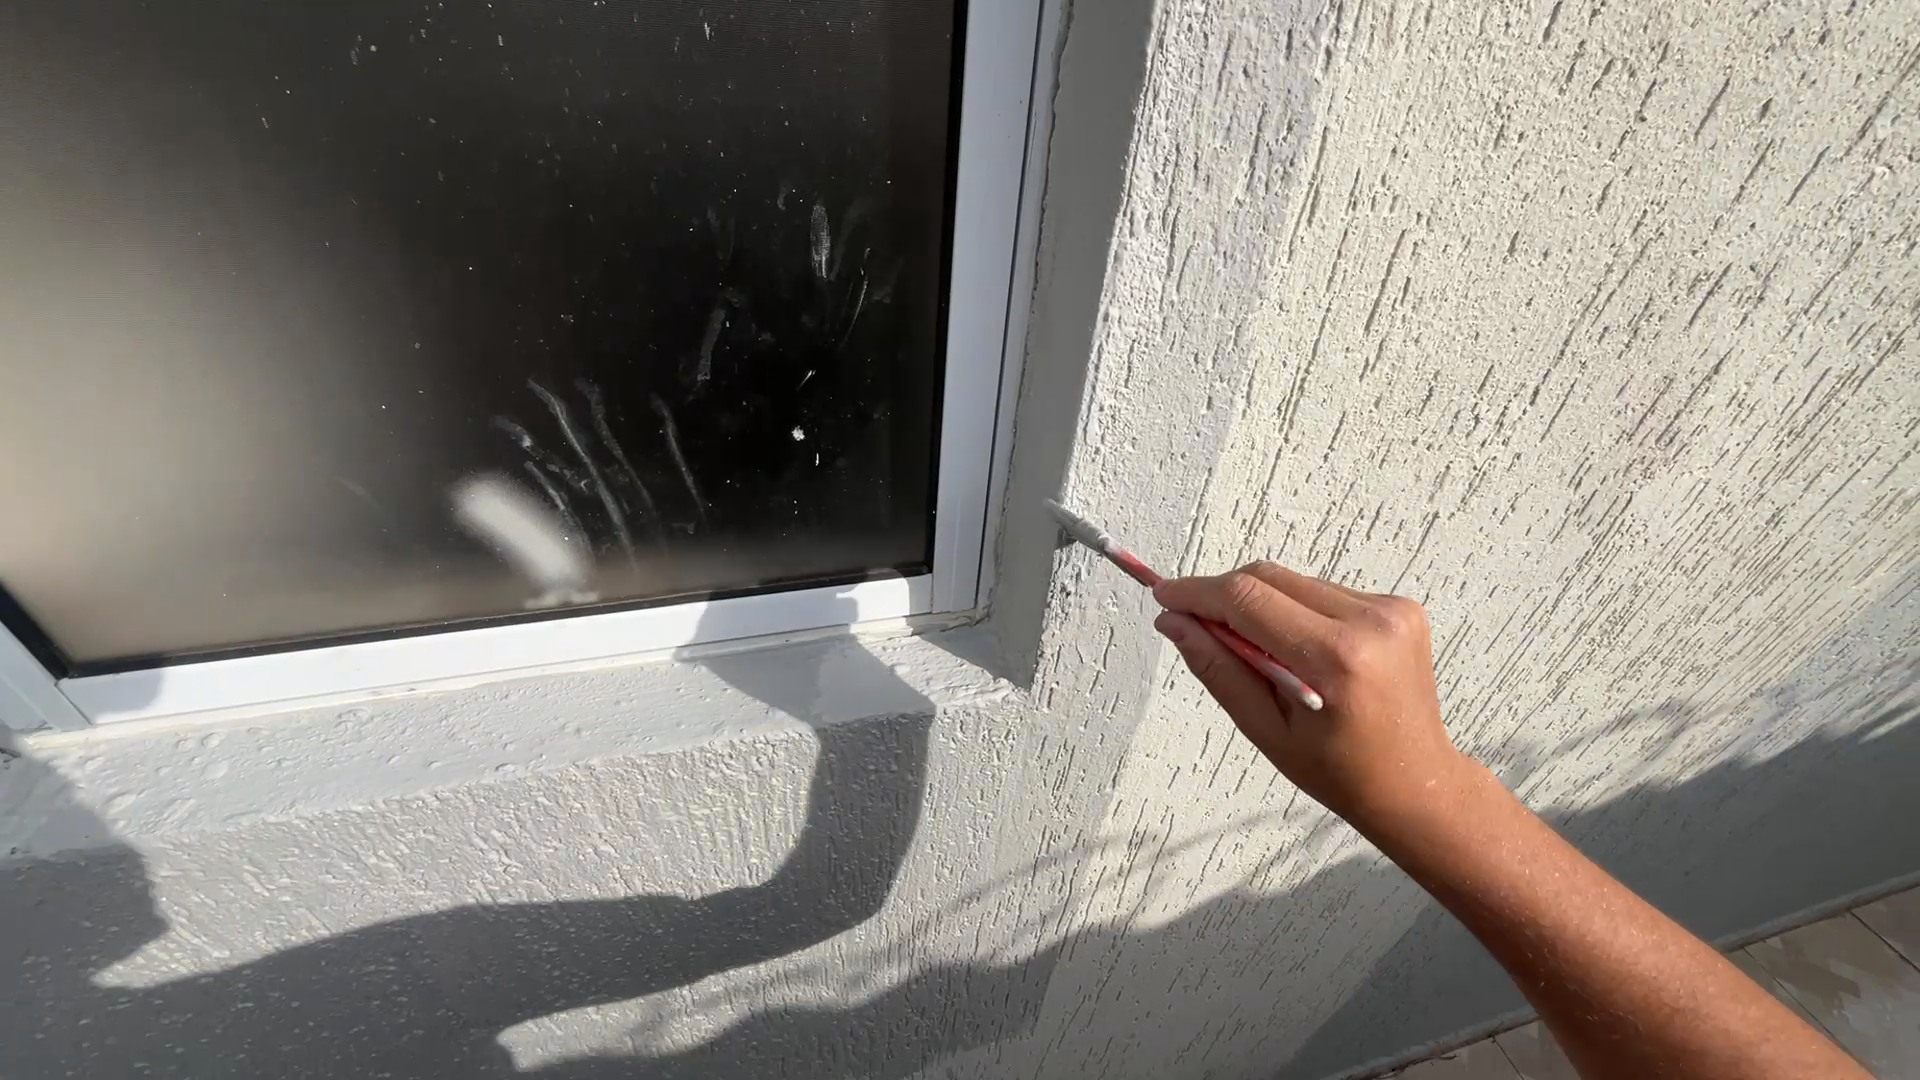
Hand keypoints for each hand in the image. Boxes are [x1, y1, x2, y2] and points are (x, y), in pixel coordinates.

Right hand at [1151, 562, 1465, 831]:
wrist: (1416, 782)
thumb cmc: (1337, 770)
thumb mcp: (1263, 729)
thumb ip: (1216, 667)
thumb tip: (1172, 622)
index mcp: (1335, 659)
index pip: (1246, 598)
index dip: (1196, 592)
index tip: (1164, 597)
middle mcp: (1369, 622)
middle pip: (1266, 578)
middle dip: (1221, 595)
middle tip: (1196, 625)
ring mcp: (1391, 609)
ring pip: (1291, 581)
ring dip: (1258, 603)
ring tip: (1256, 651)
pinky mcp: (1399, 606)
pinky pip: (1319, 590)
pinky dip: (1292, 610)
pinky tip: (1297, 649)